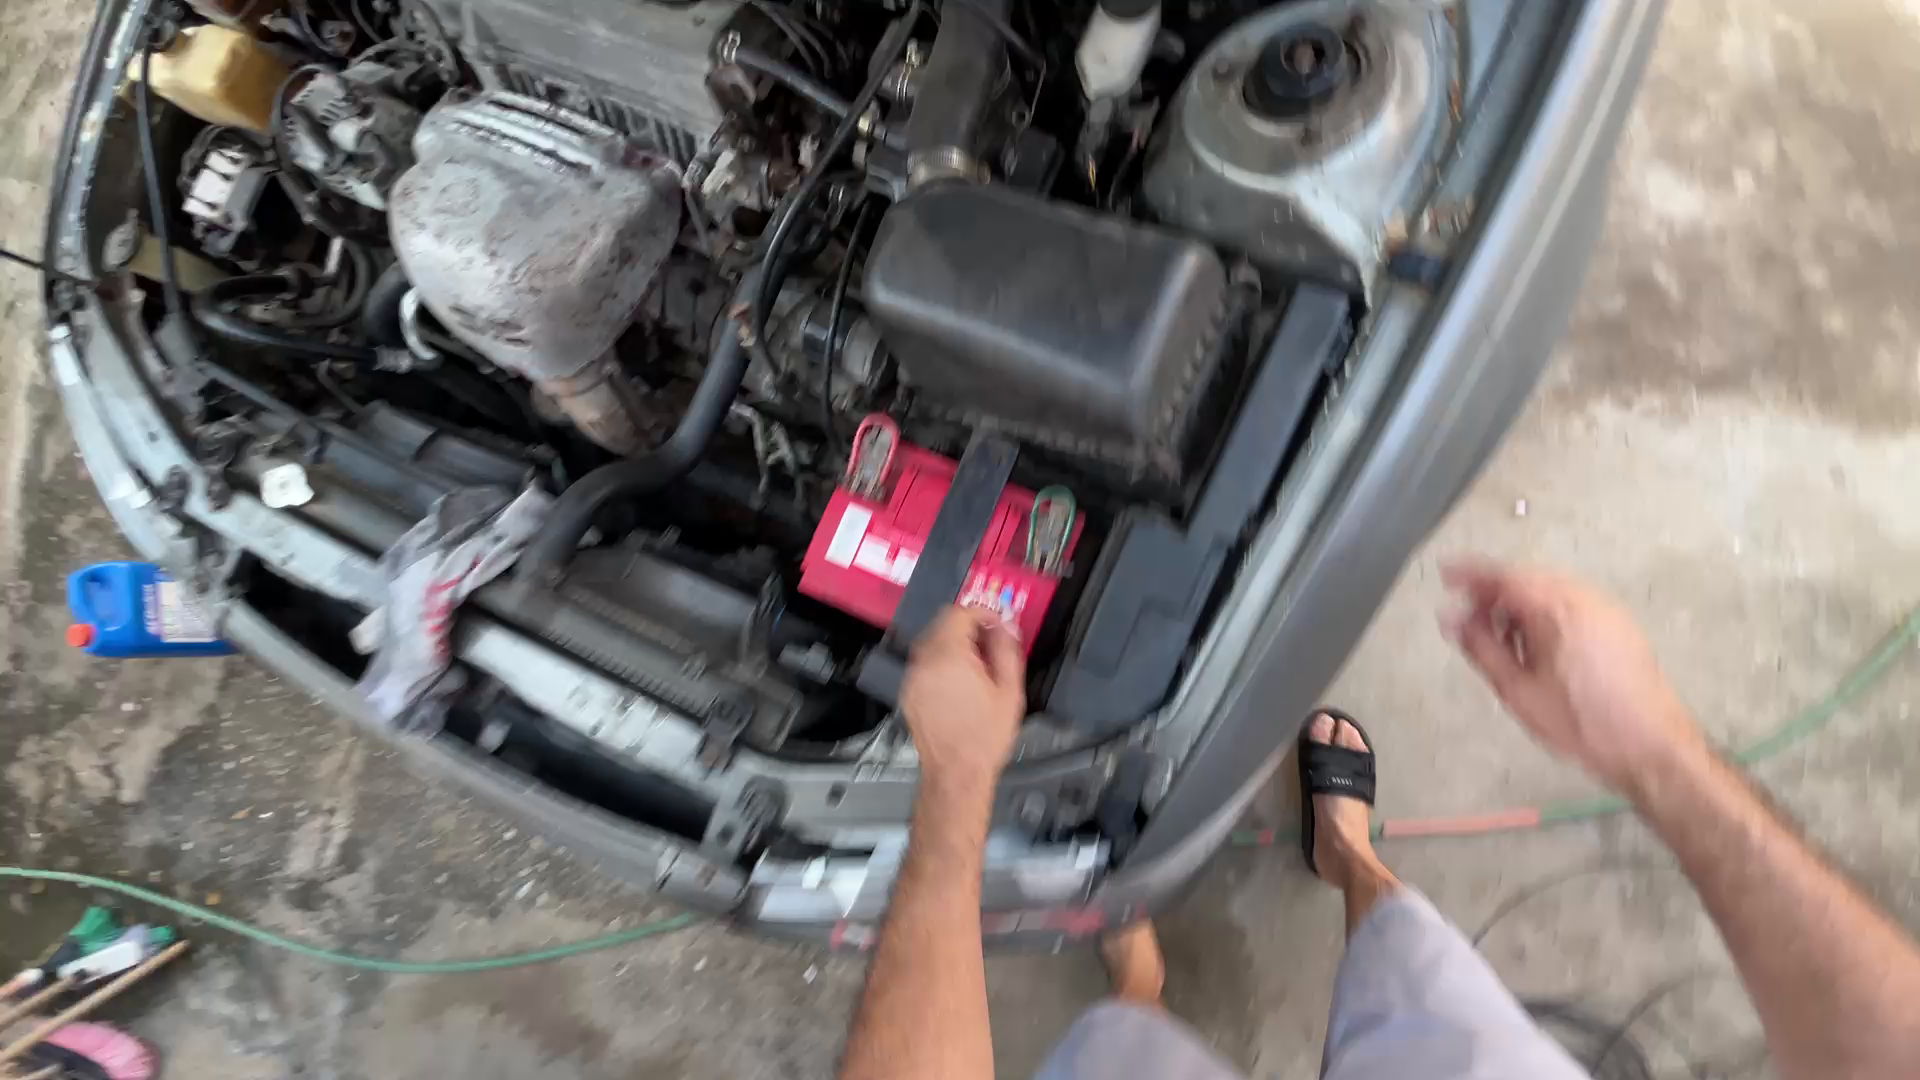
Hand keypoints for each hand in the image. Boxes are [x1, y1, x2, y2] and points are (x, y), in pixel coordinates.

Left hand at [900, 606, 1025, 797]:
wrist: (956, 773)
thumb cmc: (984, 738)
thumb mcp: (1009, 690)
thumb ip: (1007, 650)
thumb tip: (1006, 627)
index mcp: (950, 657)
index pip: (959, 613)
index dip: (982, 613)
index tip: (997, 623)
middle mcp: (925, 662)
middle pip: (942, 623)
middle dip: (968, 626)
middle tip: (990, 641)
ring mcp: (913, 677)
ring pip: (931, 641)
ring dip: (953, 642)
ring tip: (977, 664)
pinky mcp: (908, 691)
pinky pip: (923, 662)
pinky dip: (940, 661)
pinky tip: (959, 680)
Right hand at [1440, 559, 1708, 794]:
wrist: (1655, 751)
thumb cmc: (1580, 721)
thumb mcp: (1516, 688)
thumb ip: (1479, 646)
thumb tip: (1450, 617)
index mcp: (1558, 611)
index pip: (1505, 576)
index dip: (1470, 573)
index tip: (1443, 575)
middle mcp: (1586, 602)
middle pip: (1528, 579)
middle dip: (1492, 592)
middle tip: (1464, 615)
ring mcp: (1608, 613)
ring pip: (1549, 591)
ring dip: (1515, 604)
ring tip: (1493, 634)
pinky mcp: (1619, 628)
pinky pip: (1569, 604)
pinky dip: (1540, 612)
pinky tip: (1528, 642)